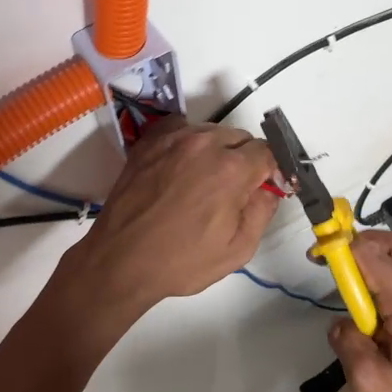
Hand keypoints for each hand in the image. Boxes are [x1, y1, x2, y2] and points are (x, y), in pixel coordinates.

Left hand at [64, 117, 279, 311]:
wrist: (120, 261)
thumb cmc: (181, 262)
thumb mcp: (237, 250)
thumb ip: (262, 211)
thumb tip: (267, 188)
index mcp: (231, 169)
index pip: (266, 152)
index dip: (270, 171)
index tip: (263, 188)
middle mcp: (203, 144)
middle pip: (239, 138)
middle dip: (244, 159)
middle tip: (233, 190)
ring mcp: (172, 140)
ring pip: (210, 132)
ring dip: (216, 151)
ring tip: (204, 182)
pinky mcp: (148, 144)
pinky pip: (179, 129)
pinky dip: (187, 142)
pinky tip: (181, 166)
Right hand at [326, 230, 391, 391]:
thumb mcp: (370, 381)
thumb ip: (348, 344)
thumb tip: (339, 325)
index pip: (371, 256)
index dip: (340, 249)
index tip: (317, 257)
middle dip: (365, 242)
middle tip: (337, 261)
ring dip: (379, 261)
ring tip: (352, 287)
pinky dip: (390, 280)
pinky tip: (374, 311)